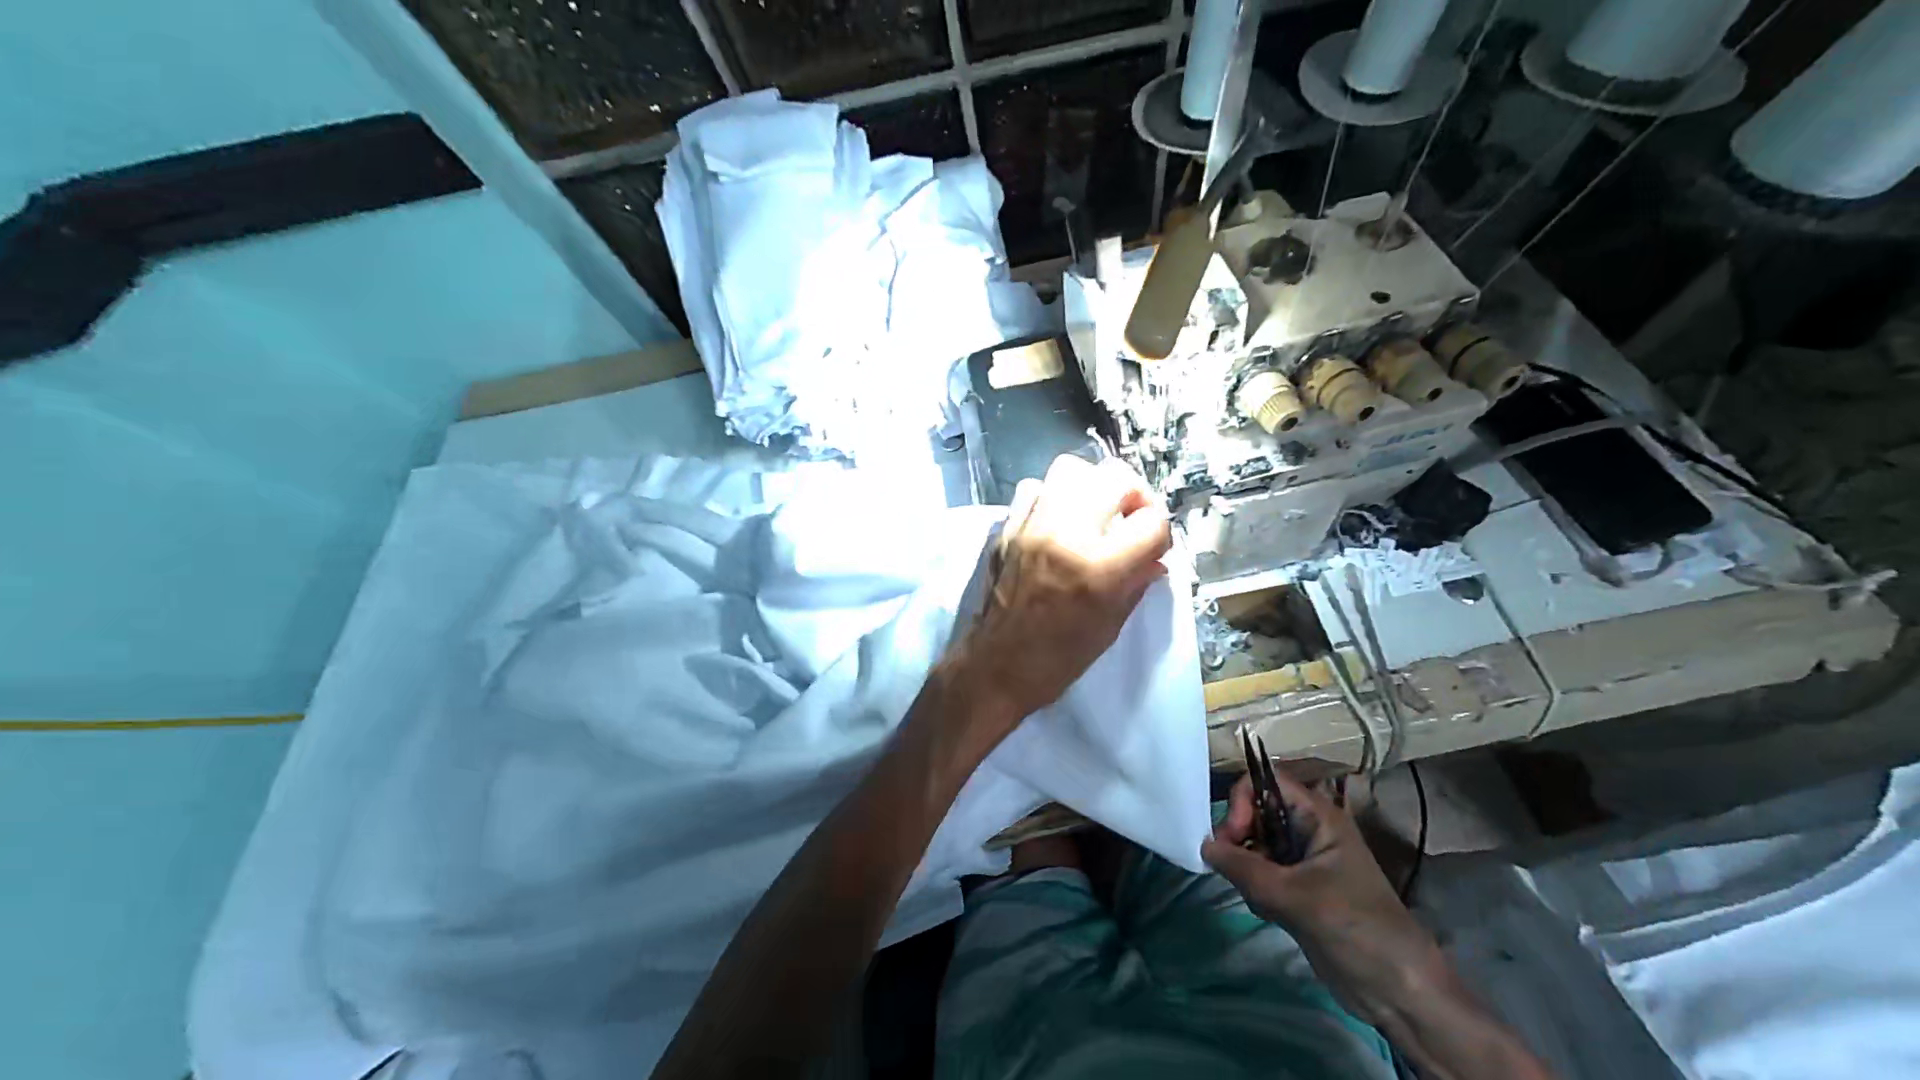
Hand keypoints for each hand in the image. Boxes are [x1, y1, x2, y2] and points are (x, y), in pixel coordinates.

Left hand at [948, 454, 1171, 733]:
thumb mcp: (1111, 627)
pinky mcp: (1008, 527)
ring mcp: (1032, 526)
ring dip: (1093, 486)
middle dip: (1134, 495)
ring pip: (1072, 469)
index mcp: (1098, 568)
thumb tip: (1155, 557)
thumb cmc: (1057, 660)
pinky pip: (1036, 488)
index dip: (1162, 533)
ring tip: (1096, 513)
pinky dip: (1055, 497)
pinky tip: (1060, 522)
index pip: (1152, 522)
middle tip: (1131, 519)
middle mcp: (1065, 535)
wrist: (995, 667)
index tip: (1155, 546)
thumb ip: (1137, 583)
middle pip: (1115, 477)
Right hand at [1203, 768, 1450, 1028]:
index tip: (1232, 836)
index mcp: (1318, 817)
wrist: (1398, 991)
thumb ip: (1243, 868)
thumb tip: (1204, 845)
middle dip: (1238, 836)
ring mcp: (1302, 862)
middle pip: (1255, 812)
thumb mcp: (1294, 896)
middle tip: (1232, 868)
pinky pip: (1259, 872)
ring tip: (1257, 896)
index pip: (1266, 782)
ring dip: (1245, 866)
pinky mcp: (1297, 890)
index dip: (1242, 800)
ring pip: (1254, 844)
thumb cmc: (1355, 928)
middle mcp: (1308, 831)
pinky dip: (1252, 886)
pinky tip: (1264, 910)